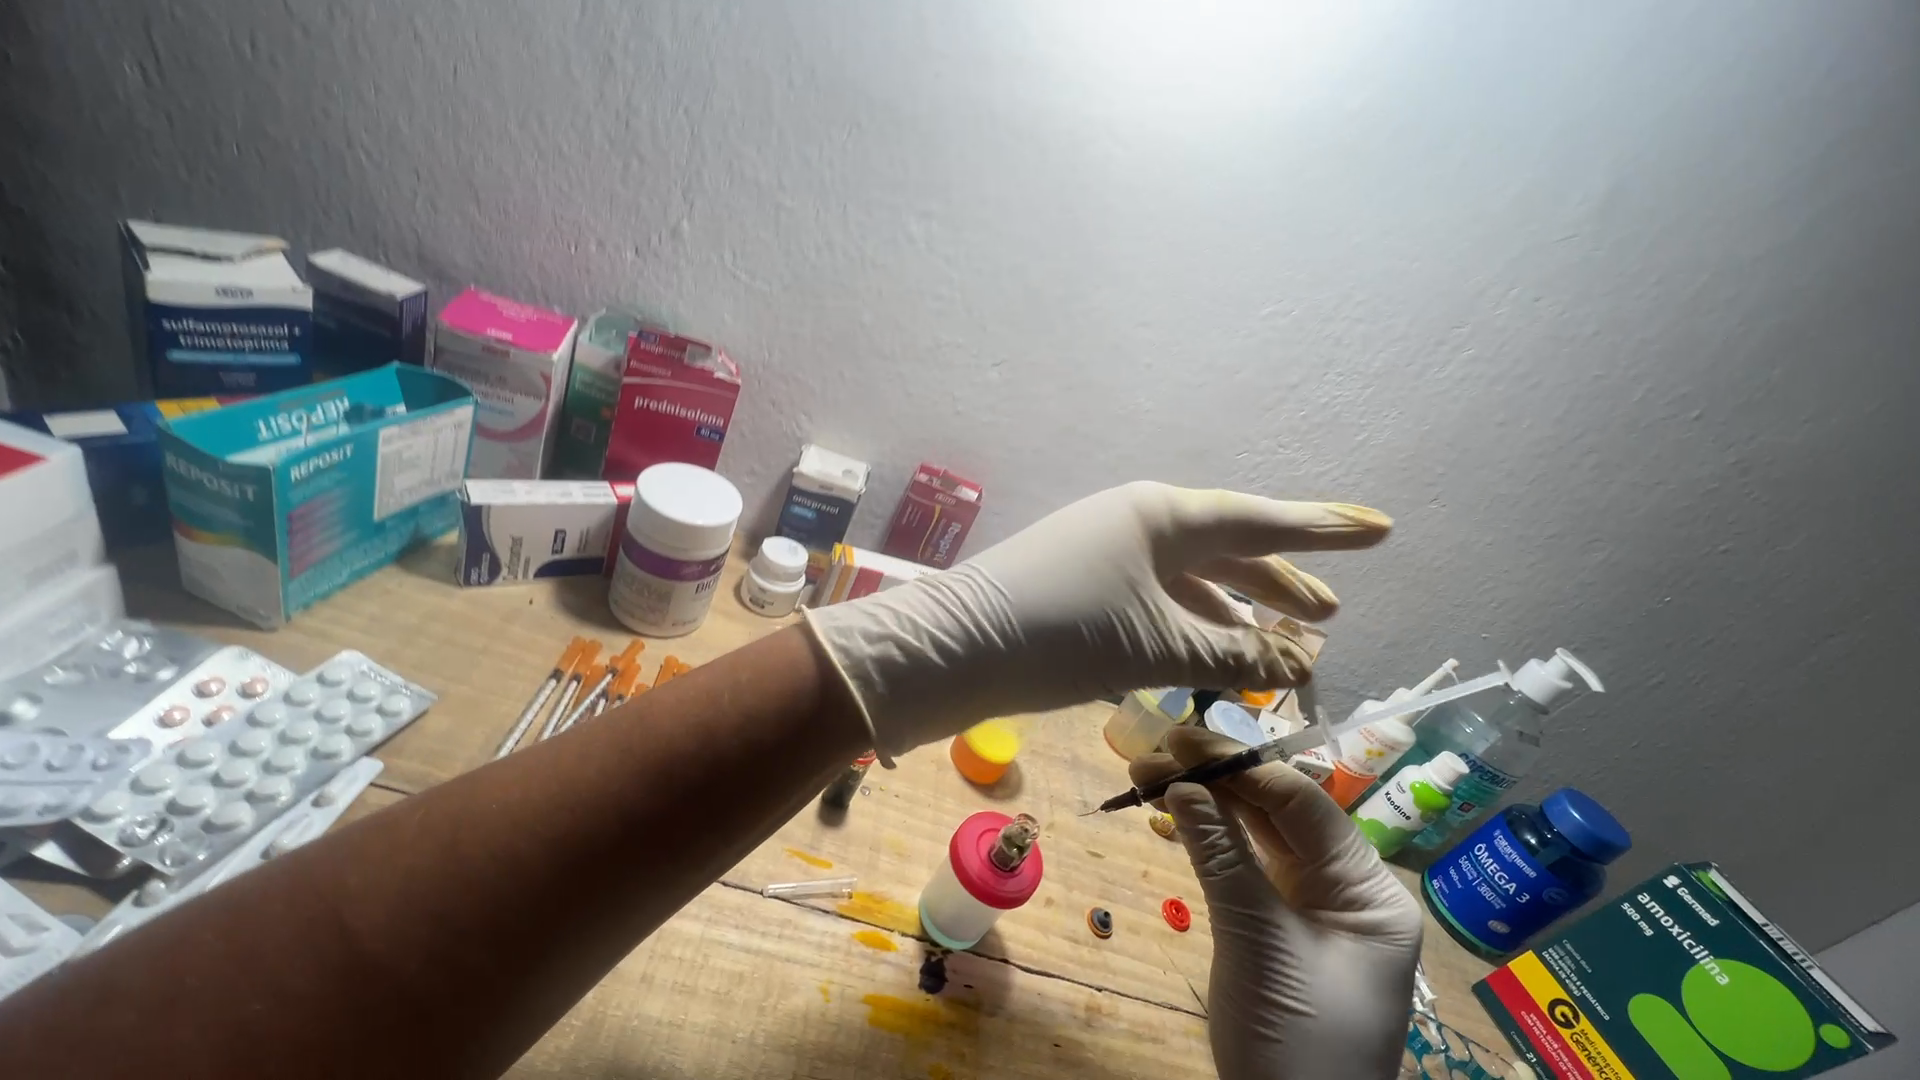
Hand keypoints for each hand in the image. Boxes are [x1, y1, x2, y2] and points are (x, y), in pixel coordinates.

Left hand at [802, 481, 1389, 760]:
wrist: (952, 650)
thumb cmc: (1061, 635)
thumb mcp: (1158, 647)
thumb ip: (1234, 655)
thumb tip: (1297, 664)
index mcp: (1161, 516)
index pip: (1261, 520)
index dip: (1324, 531)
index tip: (1380, 528)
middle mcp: (1135, 522)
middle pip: (1226, 549)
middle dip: (1279, 582)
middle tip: (1329, 612)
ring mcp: (1103, 551)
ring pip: (1189, 578)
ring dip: (1234, 611)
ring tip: (1281, 643)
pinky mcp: (1079, 585)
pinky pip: (1154, 598)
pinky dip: (1189, 626)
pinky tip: (1208, 655)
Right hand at [1132, 727, 1422, 1079]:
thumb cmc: (1296, 1042)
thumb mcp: (1258, 943)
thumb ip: (1221, 857)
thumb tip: (1180, 785)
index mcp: (1368, 890)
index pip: (1302, 804)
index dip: (1240, 766)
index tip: (1182, 743)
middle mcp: (1345, 889)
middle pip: (1278, 813)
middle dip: (1215, 780)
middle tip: (1152, 754)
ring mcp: (1311, 909)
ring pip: (1258, 836)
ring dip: (1206, 804)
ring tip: (1147, 775)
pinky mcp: (1278, 928)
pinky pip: (1245, 867)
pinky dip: (1209, 839)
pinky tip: (1174, 815)